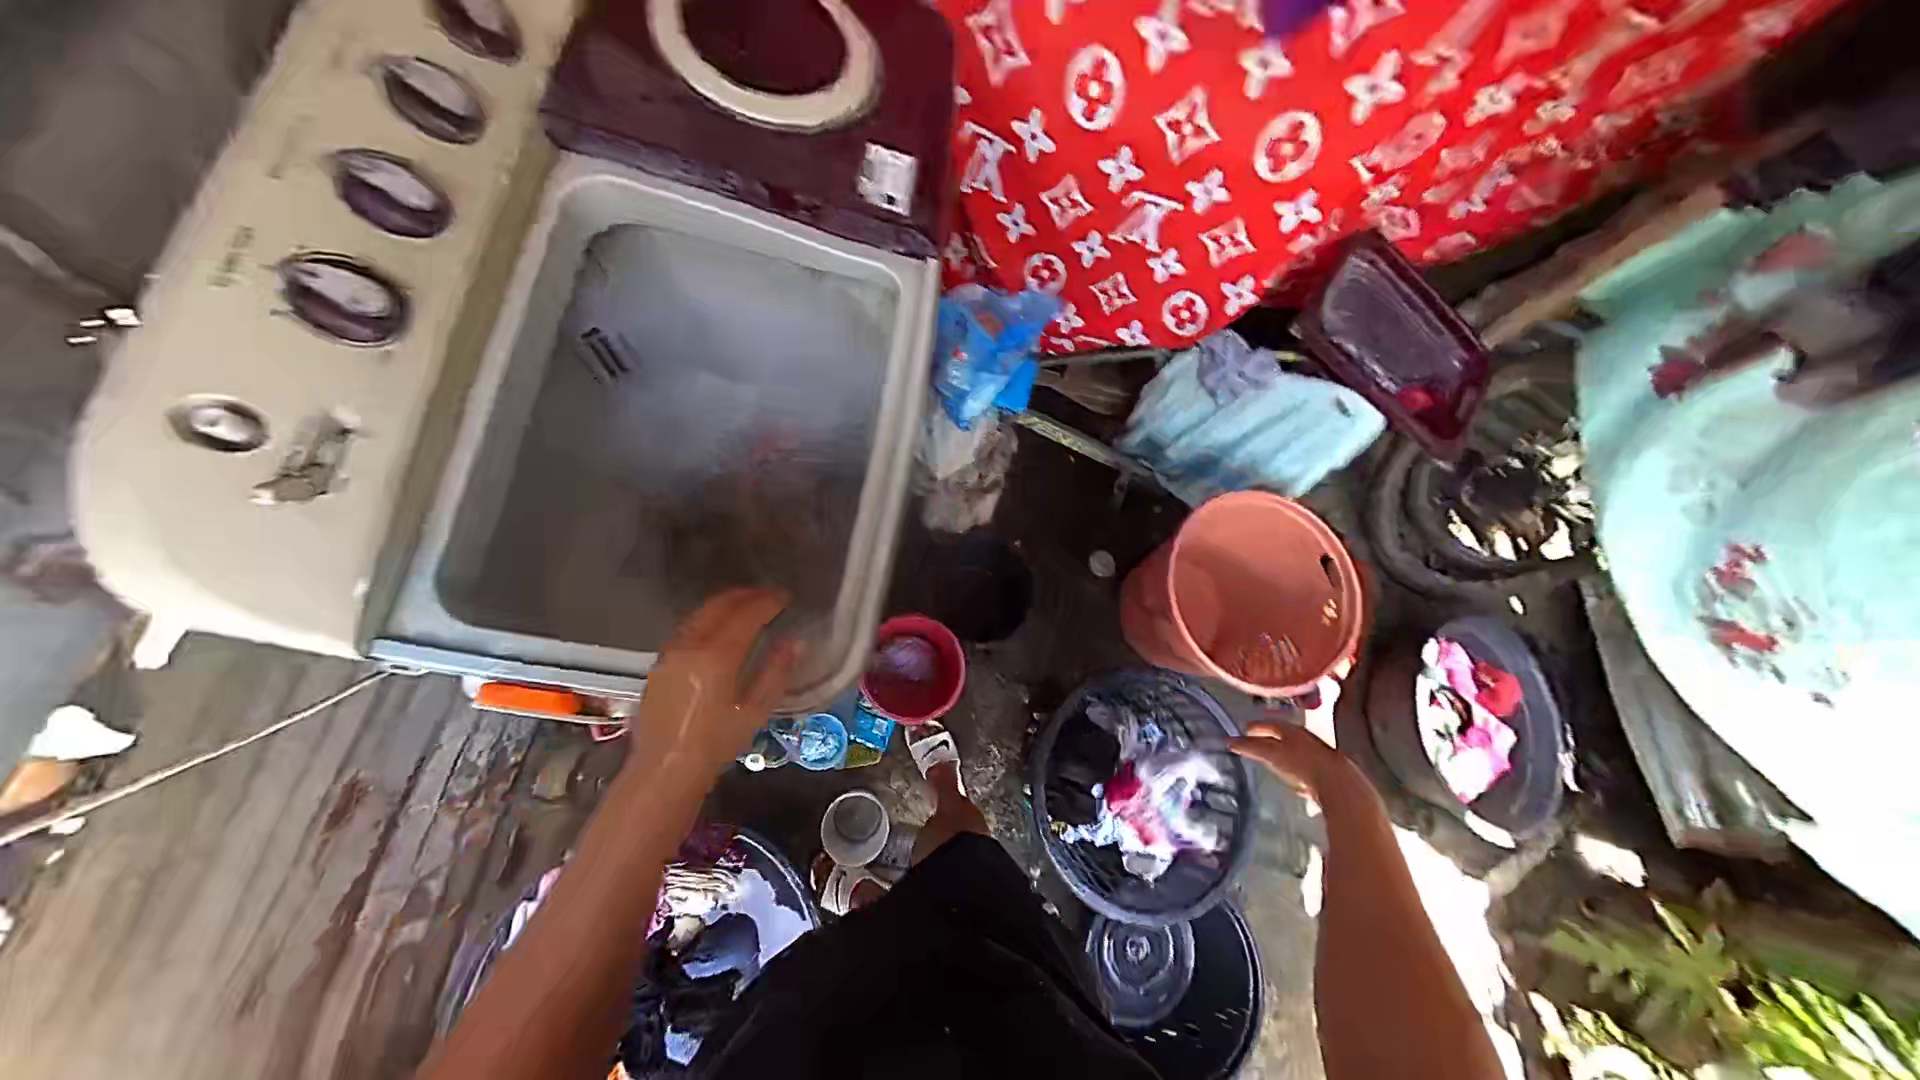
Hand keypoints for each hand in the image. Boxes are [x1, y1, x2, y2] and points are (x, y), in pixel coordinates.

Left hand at [637, 589, 798, 777]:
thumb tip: (794, 643)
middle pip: (720, 605)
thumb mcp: (756, 712)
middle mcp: (691, 645)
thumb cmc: (715, 744)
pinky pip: (688, 627)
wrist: (665, 769)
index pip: (746, 615)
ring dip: (726, 603)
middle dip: (747, 596)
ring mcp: (671, 652)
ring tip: (746, 604)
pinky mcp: (660, 662)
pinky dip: (708, 617)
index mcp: (718, 656)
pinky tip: (718, 626)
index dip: (768, 602)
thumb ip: (776, 672)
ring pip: (701, 613)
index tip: (784, 598)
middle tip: (768, 595)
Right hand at [1230, 720, 1353, 797]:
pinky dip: (1297, 768)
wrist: (1340, 786)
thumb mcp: (1271, 754)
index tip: (1245, 729)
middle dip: (1270, 737)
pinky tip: (1294, 779)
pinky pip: (1308, 767)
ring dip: (1285, 753)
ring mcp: (1320, 756)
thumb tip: (1228, 741)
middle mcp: (1307, 739)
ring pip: (1298, 750)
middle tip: (1256, 741)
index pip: (1270, 724)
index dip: (1257, 727)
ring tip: (1273, 759)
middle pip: (1285, 735)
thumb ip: (1250, 747)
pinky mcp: (1329, 774)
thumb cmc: (1301, 765)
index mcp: (1292, 730)